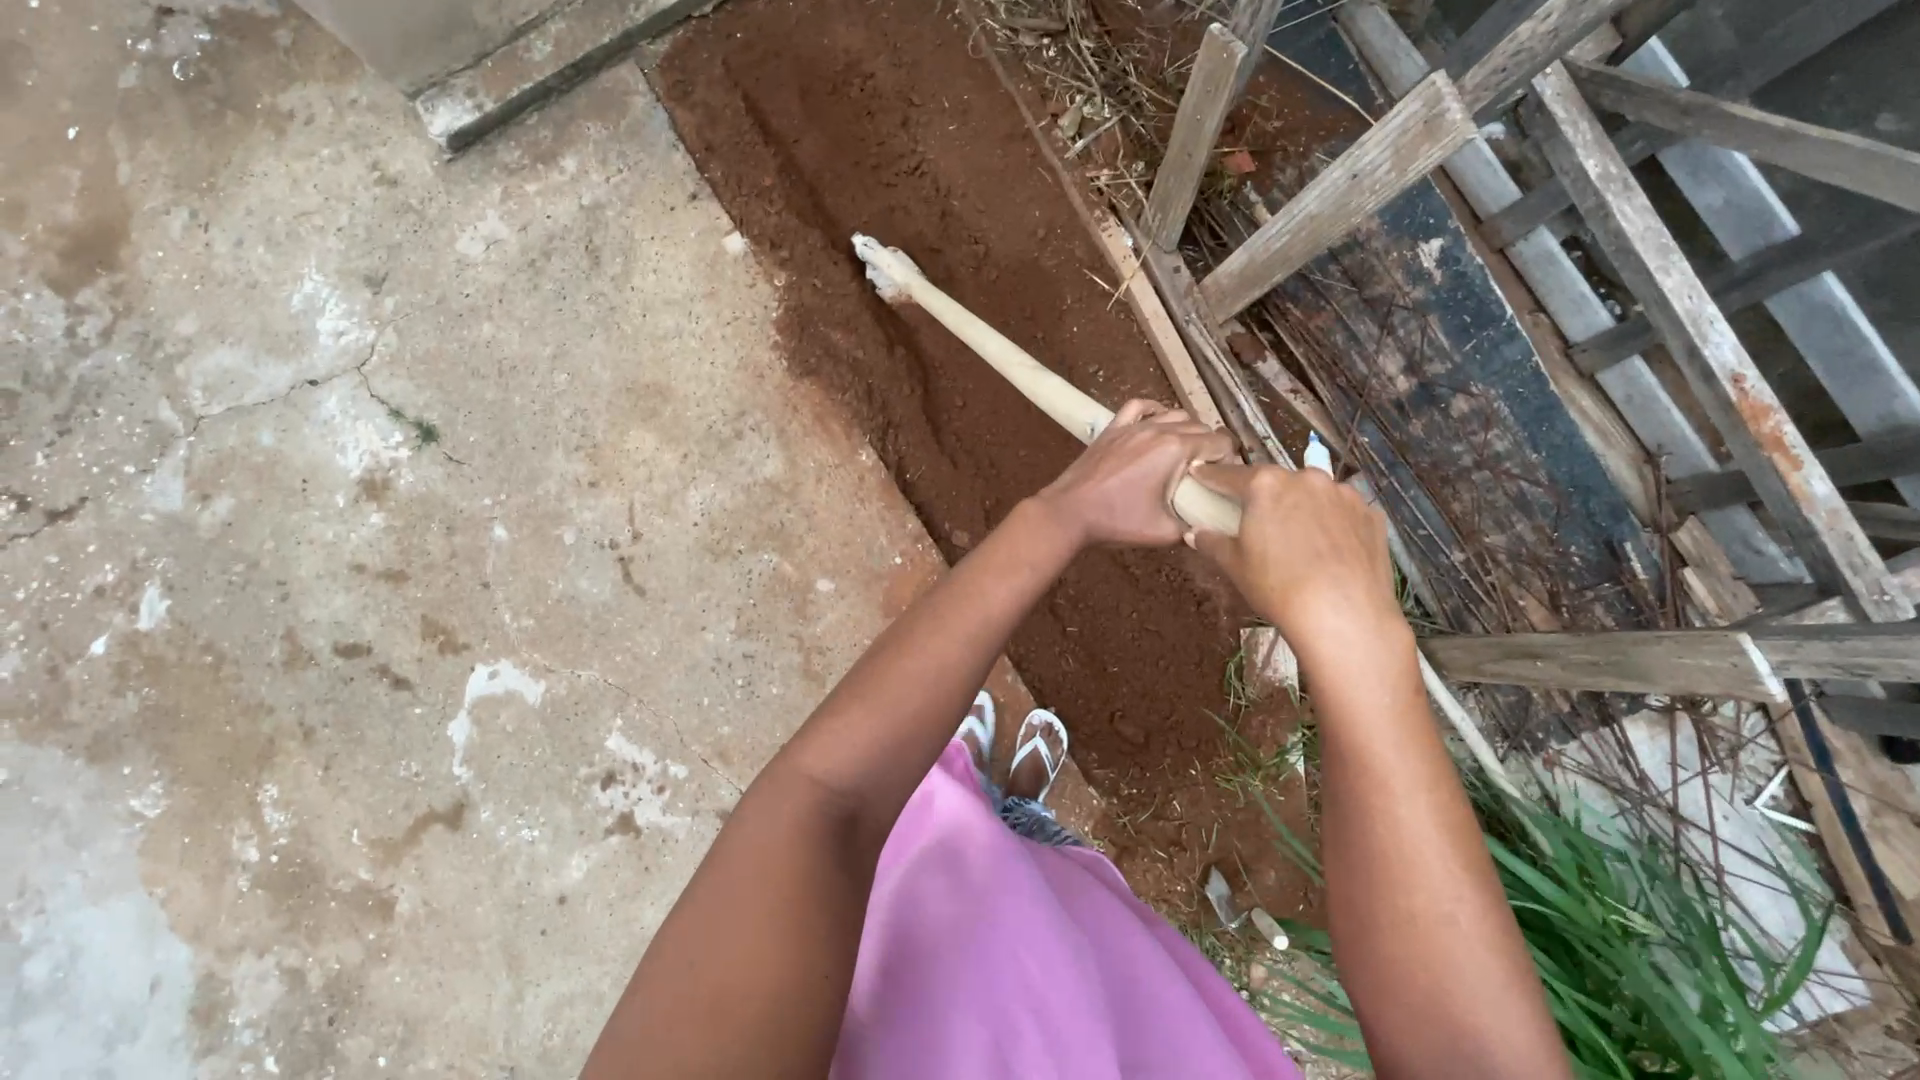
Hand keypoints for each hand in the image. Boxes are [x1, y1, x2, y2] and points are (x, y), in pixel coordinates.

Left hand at [1033, 399, 1235, 547]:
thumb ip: (1192, 525)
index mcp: (1176, 449)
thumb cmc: (1117, 522)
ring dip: (1187, 429)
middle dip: (1210, 447)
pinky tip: (1158, 421)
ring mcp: (1133, 426)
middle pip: (1200, 427)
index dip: (1230, 458)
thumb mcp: (1165, 532)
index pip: (1220, 442)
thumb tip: (1204, 524)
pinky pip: (1138, 406)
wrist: (1069, 513)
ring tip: (1187, 452)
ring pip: (1173, 414)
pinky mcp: (1112, 428)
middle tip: (1207, 472)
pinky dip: (1154, 409)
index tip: (1226, 476)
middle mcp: (1158, 429)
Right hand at [1187, 463, 1406, 656]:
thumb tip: (1195, 533)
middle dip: (1263, 495)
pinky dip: (1330, 522)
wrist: (1345, 614)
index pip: (1230, 475)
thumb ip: (1213, 543)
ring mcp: (1343, 494)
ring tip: (1296, 537)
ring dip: (1300, 506)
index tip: (1200, 476)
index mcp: (1266, 485)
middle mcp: (1306, 478)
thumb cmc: (1278, 587)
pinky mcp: (1370, 514)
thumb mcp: (1235, 566)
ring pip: (1312, 494)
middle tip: (1254, 517)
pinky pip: (1341, 511)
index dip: (1211, 477)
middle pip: (1276, 482)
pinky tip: (1328, 548)